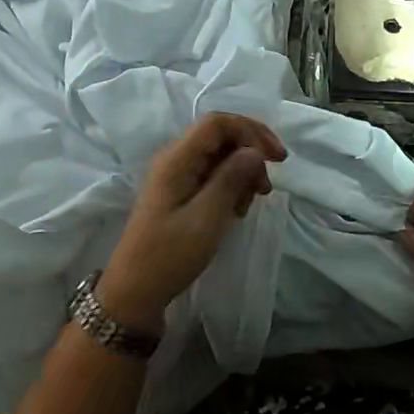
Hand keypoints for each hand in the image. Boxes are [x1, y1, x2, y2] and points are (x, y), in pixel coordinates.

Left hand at [97, 113, 286, 334]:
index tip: (277, 159)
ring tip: (249, 204)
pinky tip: (236, 210)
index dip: (251, 131)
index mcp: (176, 160)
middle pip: (221, 136)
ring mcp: (177, 174)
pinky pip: (213, 174)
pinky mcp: (181, 190)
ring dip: (243, 172)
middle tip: (266, 187)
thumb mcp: (206, 219)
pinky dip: (231, 185)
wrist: (136, 291)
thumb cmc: (169, 255)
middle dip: (251, 154)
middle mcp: (175, 159)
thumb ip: (231, 179)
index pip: (217, 123)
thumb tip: (255, 152)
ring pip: (220, 155)